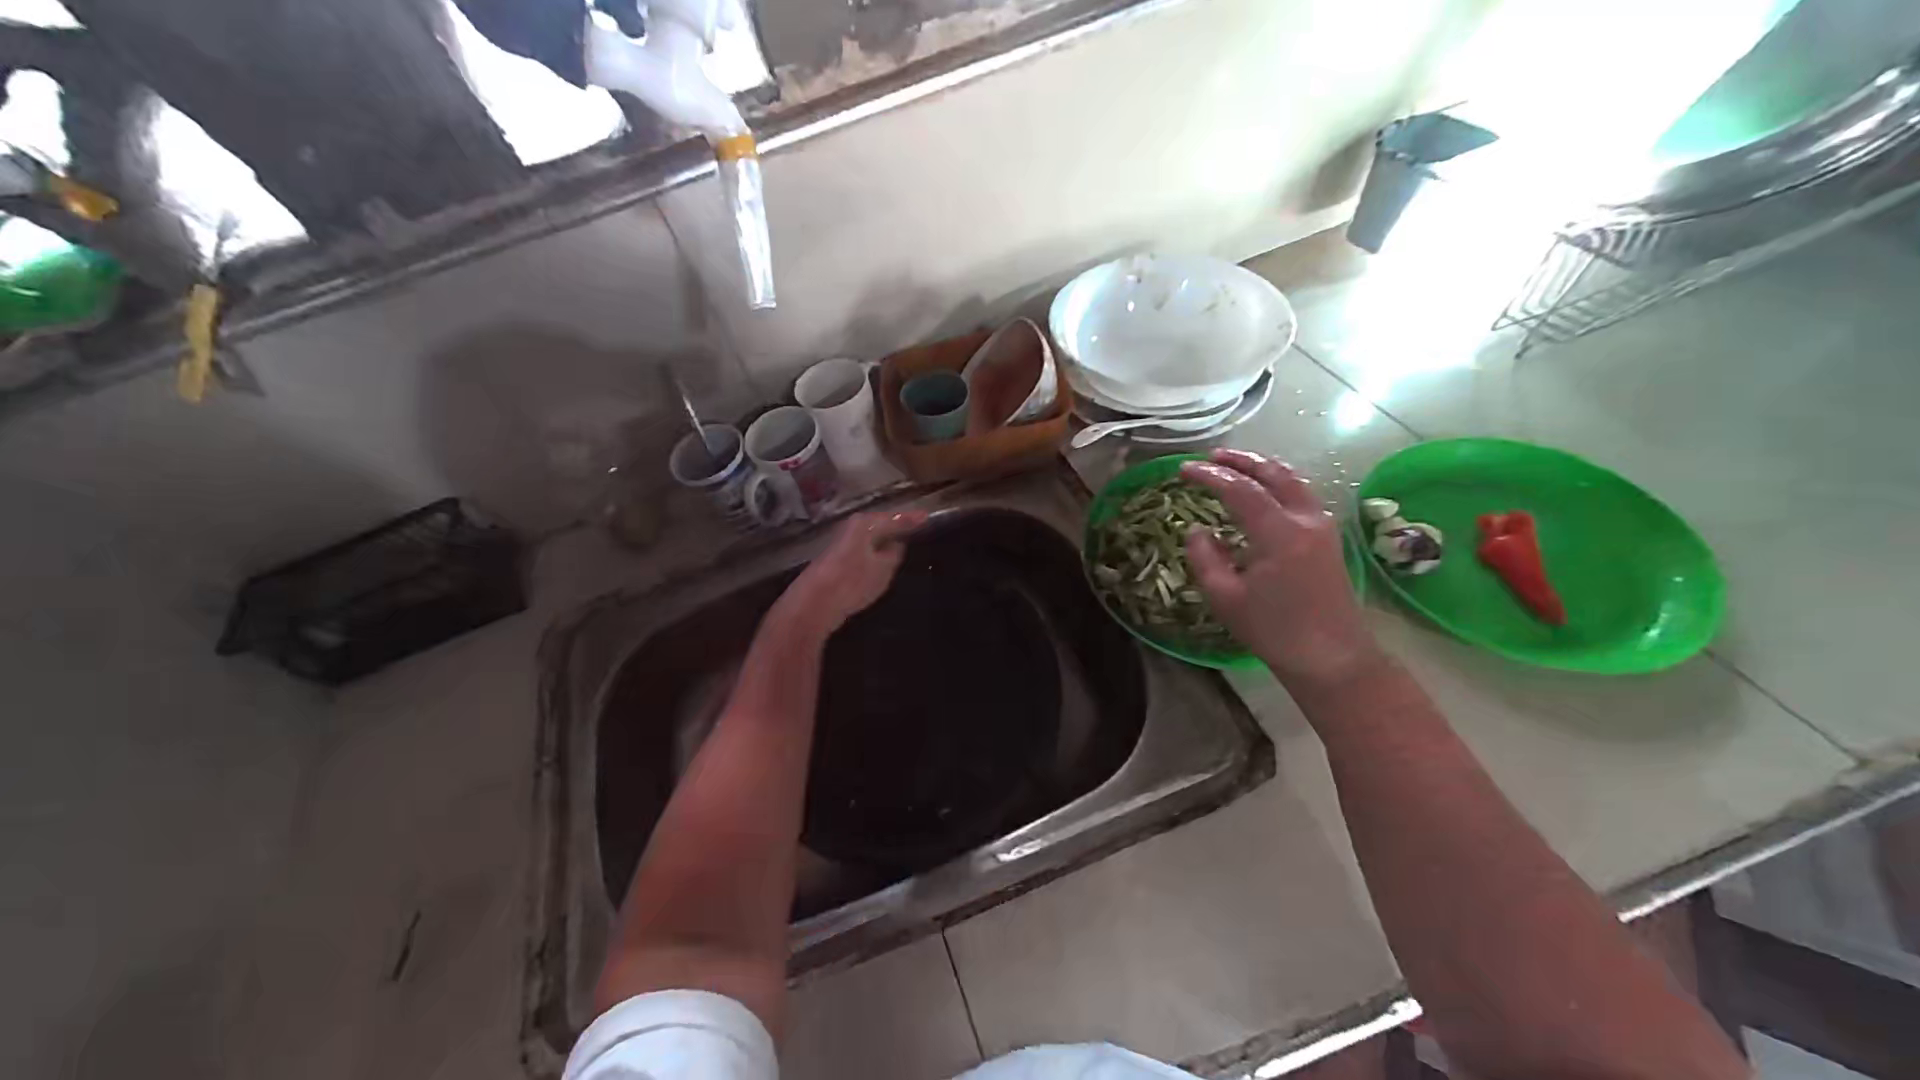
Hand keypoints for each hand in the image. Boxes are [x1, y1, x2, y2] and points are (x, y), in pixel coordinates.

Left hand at [775, 509, 927, 634]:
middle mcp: (850, 529)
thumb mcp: (883, 569)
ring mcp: (841, 545)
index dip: (911, 519)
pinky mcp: (835, 561)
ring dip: (884, 540)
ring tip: (903, 542)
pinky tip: (882, 560)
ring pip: (870, 538)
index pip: (893, 518)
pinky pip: (863, 551)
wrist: (814, 604)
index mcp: (864, 525)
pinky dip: (874, 552)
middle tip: (917, 527)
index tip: (927, 517)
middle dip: (896, 527)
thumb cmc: (852, 582)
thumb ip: (893, 554)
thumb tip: (897, 544)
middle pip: (879, 525)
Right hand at [1180, 449, 1382, 689]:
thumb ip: (1205, 557)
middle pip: (1273, 473)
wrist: (1331, 657)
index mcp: (1279, 533)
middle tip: (1211, 456)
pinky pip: (1299, 496)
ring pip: (1291, 481)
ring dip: (1261, 469)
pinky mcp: (1327, 538)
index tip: (1183, 469)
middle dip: (1240, 460)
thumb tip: (1197, 530)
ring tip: (1233, 466)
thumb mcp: (1225, 597)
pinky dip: (1276, 484)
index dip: (1209, 476)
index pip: (1240, 489)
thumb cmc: (1273, 630)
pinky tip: (1260, 494)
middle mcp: (1305, 519)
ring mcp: (1322, 527)